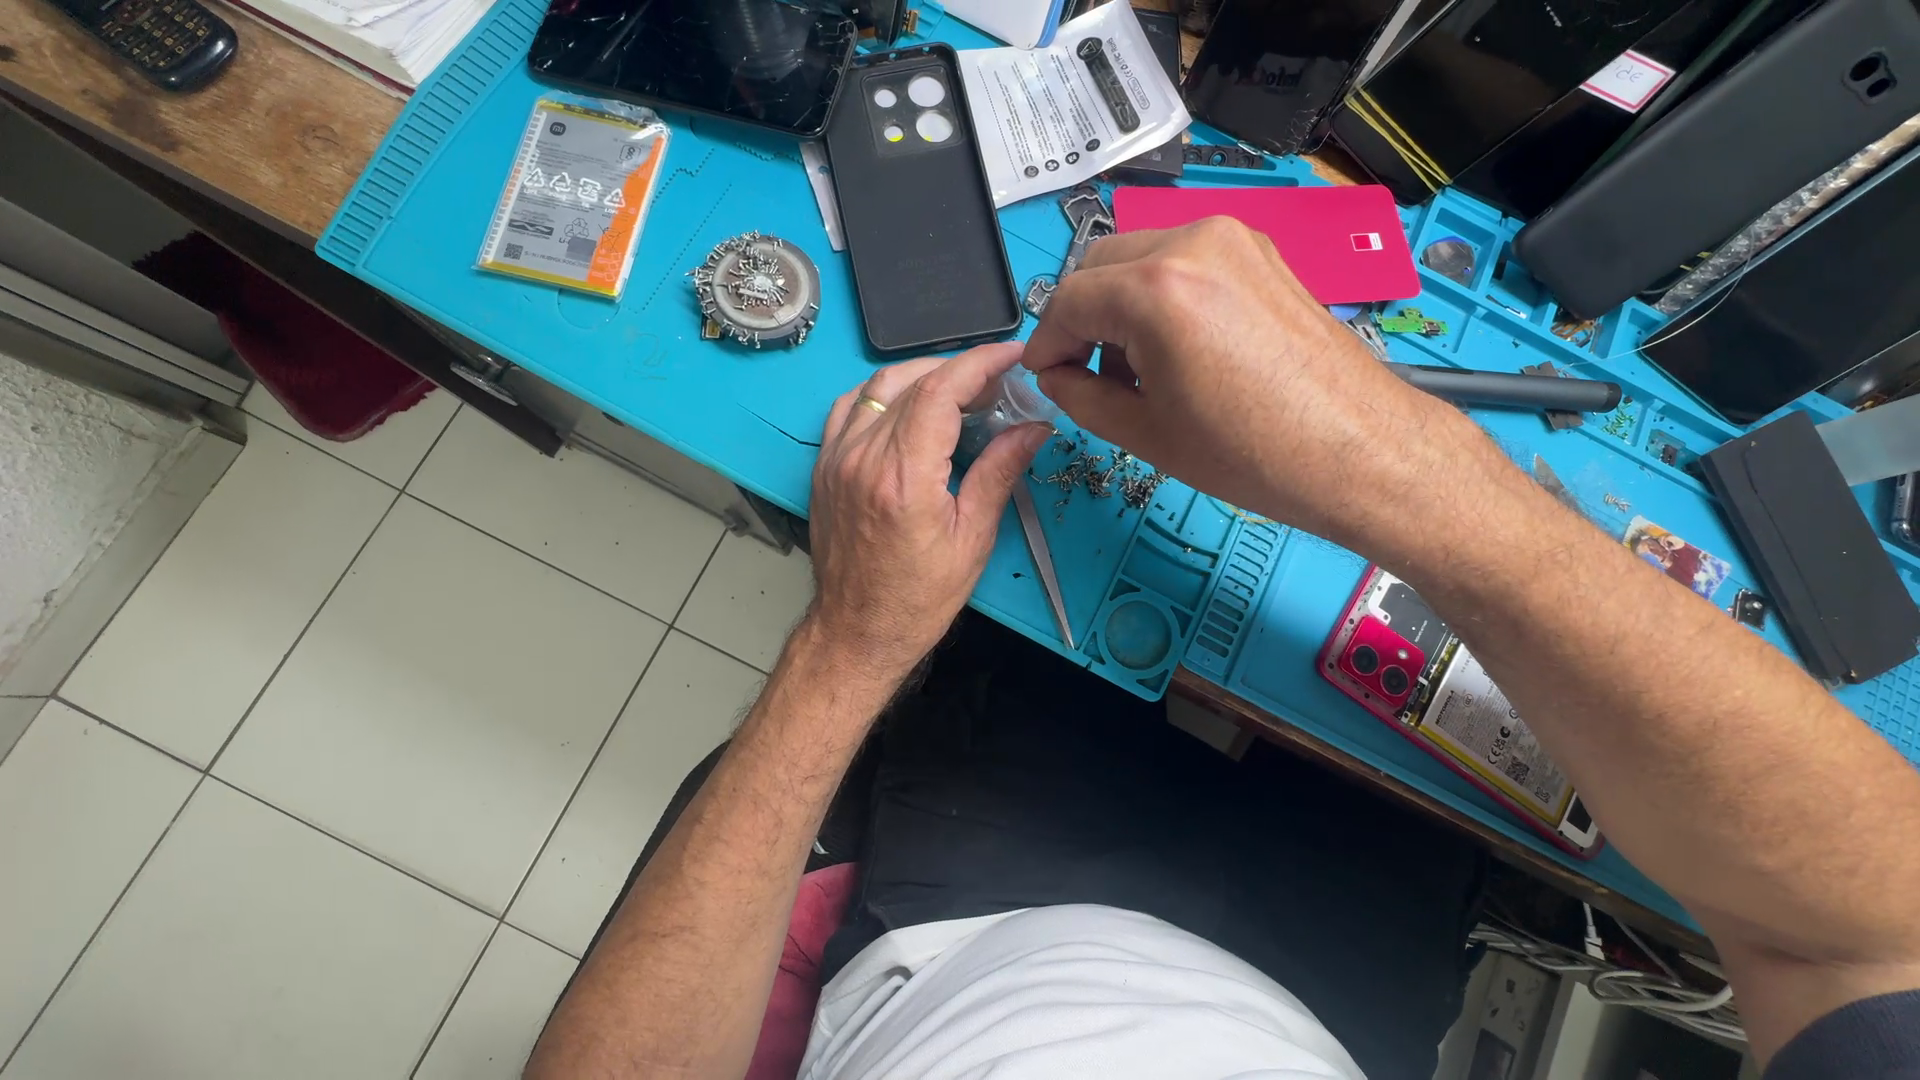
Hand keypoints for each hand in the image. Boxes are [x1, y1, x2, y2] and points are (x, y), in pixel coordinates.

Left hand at [805, 343, 1052, 680]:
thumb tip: (1034, 428)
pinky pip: (850, 407)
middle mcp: (862, 457)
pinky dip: (883, 394)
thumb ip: (999, 473)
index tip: (1012, 354)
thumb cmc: (919, 597)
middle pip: (911, 381)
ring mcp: (835, 459)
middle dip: (959, 370)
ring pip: (877, 386)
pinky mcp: (823, 467)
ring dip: (921, 376)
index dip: (980, 362)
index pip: (940, 391)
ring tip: (958, 391)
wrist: (857, 631)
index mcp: (903, 476)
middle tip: (996, 384)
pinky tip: (909, 406)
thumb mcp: (972, 538)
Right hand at [1022, 217, 1475, 548]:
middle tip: (1083, 372)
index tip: (1045, 374)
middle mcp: (1194, 244)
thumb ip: (1080, 395)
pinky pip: (1183, 259)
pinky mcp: (1261, 252)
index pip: (1068, 300)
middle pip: (1098, 264)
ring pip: (1139, 256)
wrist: (1358, 451)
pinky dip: (1159, 294)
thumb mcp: (1144, 434)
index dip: (1045, 342)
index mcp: (1157, 291)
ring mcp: (1234, 241)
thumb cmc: (1253, 453)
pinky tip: (1173, 348)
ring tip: (1133, 368)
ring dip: (1118, 304)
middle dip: (1079, 317)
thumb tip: (1057, 374)